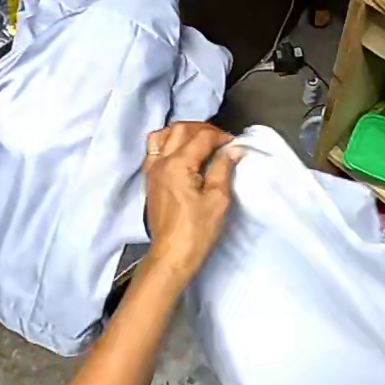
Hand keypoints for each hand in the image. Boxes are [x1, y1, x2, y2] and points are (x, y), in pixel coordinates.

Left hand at [141, 121, 241, 285]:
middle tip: (222, 141)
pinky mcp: (150, 179)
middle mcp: (160, 162)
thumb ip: (223, 169)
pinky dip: (169, 142)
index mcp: (178, 165)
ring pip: (163, 134)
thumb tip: (232, 150)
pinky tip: (183, 152)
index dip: (221, 137)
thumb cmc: (197, 230)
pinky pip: (154, 148)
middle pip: (180, 129)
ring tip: (202, 142)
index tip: (235, 145)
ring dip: (184, 132)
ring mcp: (151, 170)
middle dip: (204, 129)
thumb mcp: (218, 199)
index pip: (202, 137)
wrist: (172, 255)